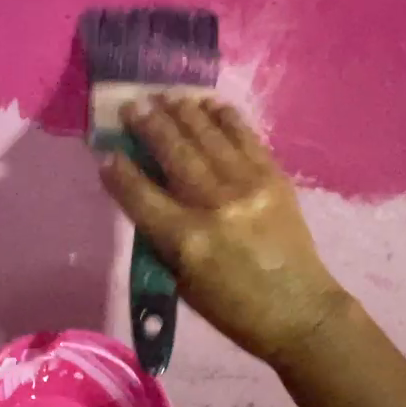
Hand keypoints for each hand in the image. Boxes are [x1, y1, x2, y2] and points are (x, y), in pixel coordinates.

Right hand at [98, 95, 352, 371]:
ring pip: (207, 136)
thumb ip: (161, 236)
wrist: (301, 312)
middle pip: (174, 153)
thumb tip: (144, 193)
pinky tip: (208, 103)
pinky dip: (224, 117)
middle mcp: (214, 204)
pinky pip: (245, 136)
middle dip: (149, 124)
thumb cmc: (233, 308)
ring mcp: (248, 186)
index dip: (119, 172)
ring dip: (182, 112)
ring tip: (165, 95)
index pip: (141, 195)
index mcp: (186, 240)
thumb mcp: (183, 282)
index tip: (104, 152)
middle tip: (133, 104)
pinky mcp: (274, 177)